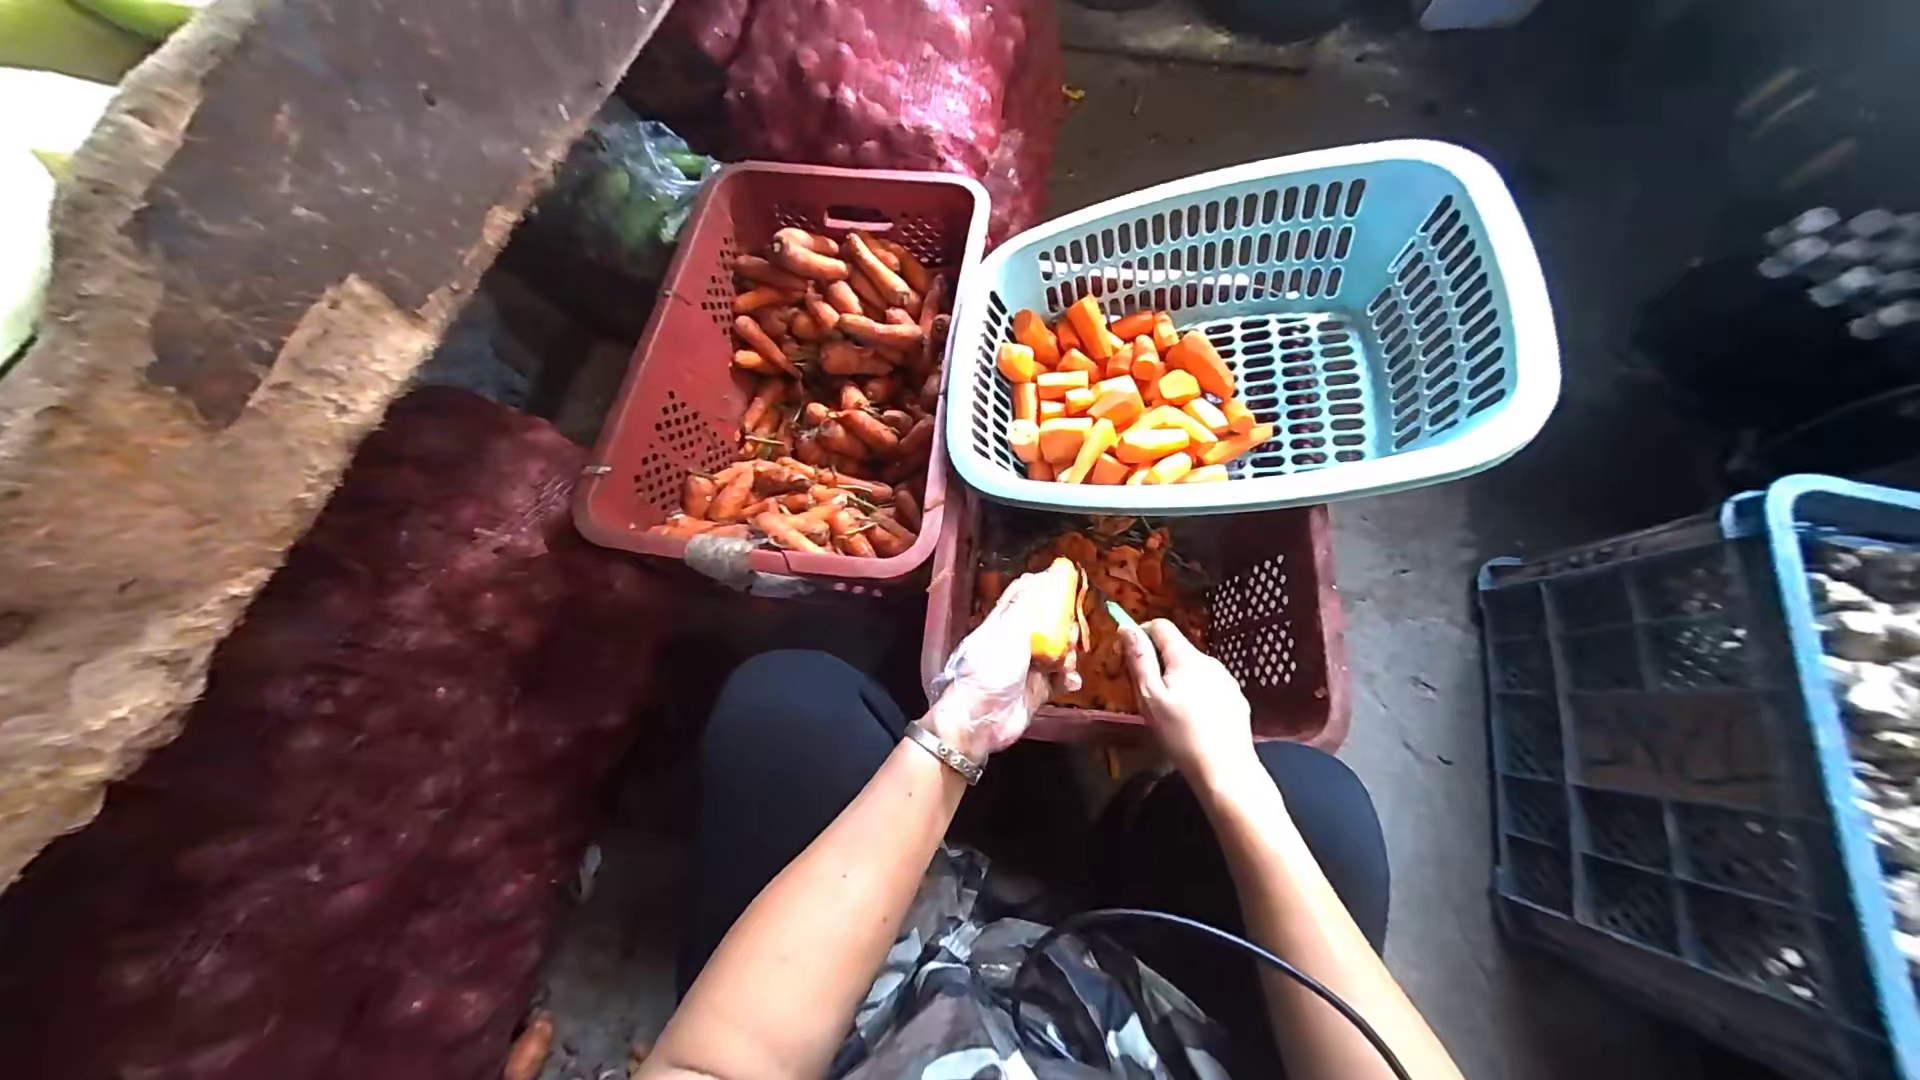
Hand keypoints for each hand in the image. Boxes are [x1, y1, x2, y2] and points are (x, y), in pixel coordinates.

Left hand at [927, 571, 1081, 759]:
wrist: (979, 720)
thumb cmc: (989, 669)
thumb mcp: (1007, 631)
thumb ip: (1028, 606)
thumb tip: (1043, 577)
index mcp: (1003, 621)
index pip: (1024, 595)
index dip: (1044, 586)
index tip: (1067, 580)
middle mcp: (1016, 640)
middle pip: (1049, 623)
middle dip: (1065, 625)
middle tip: (1072, 632)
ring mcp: (1028, 666)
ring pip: (1059, 650)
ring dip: (1069, 655)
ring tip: (1067, 663)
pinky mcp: (1038, 689)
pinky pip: (1061, 679)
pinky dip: (1069, 679)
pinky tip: (1070, 681)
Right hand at [1120, 619, 1256, 783]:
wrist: (1227, 771)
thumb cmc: (1181, 734)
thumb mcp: (1150, 697)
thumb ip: (1139, 660)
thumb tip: (1126, 627)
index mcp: (1186, 657)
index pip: (1160, 625)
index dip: (1140, 633)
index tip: (1129, 657)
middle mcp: (1209, 660)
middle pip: (1176, 647)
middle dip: (1157, 660)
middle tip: (1146, 691)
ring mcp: (1227, 679)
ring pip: (1193, 667)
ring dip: (1177, 677)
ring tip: (1169, 709)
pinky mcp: (1236, 698)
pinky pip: (1209, 684)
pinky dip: (1196, 691)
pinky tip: (1193, 718)